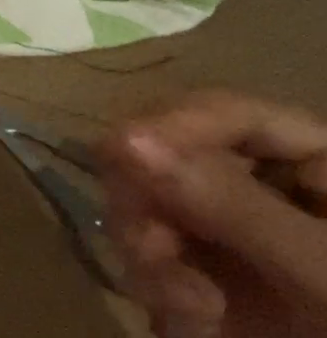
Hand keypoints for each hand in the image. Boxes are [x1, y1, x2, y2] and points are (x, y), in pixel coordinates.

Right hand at [99, 91, 326, 336]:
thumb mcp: (322, 268)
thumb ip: (234, 205)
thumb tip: (122, 137)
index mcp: (316, 168)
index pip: (228, 112)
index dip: (174, 124)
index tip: (123, 149)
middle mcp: (262, 188)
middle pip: (165, 154)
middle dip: (145, 200)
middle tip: (150, 244)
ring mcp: (228, 231)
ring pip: (140, 202)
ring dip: (145, 250)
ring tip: (186, 308)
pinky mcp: (202, 272)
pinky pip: (143, 252)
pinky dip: (153, 285)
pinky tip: (186, 322)